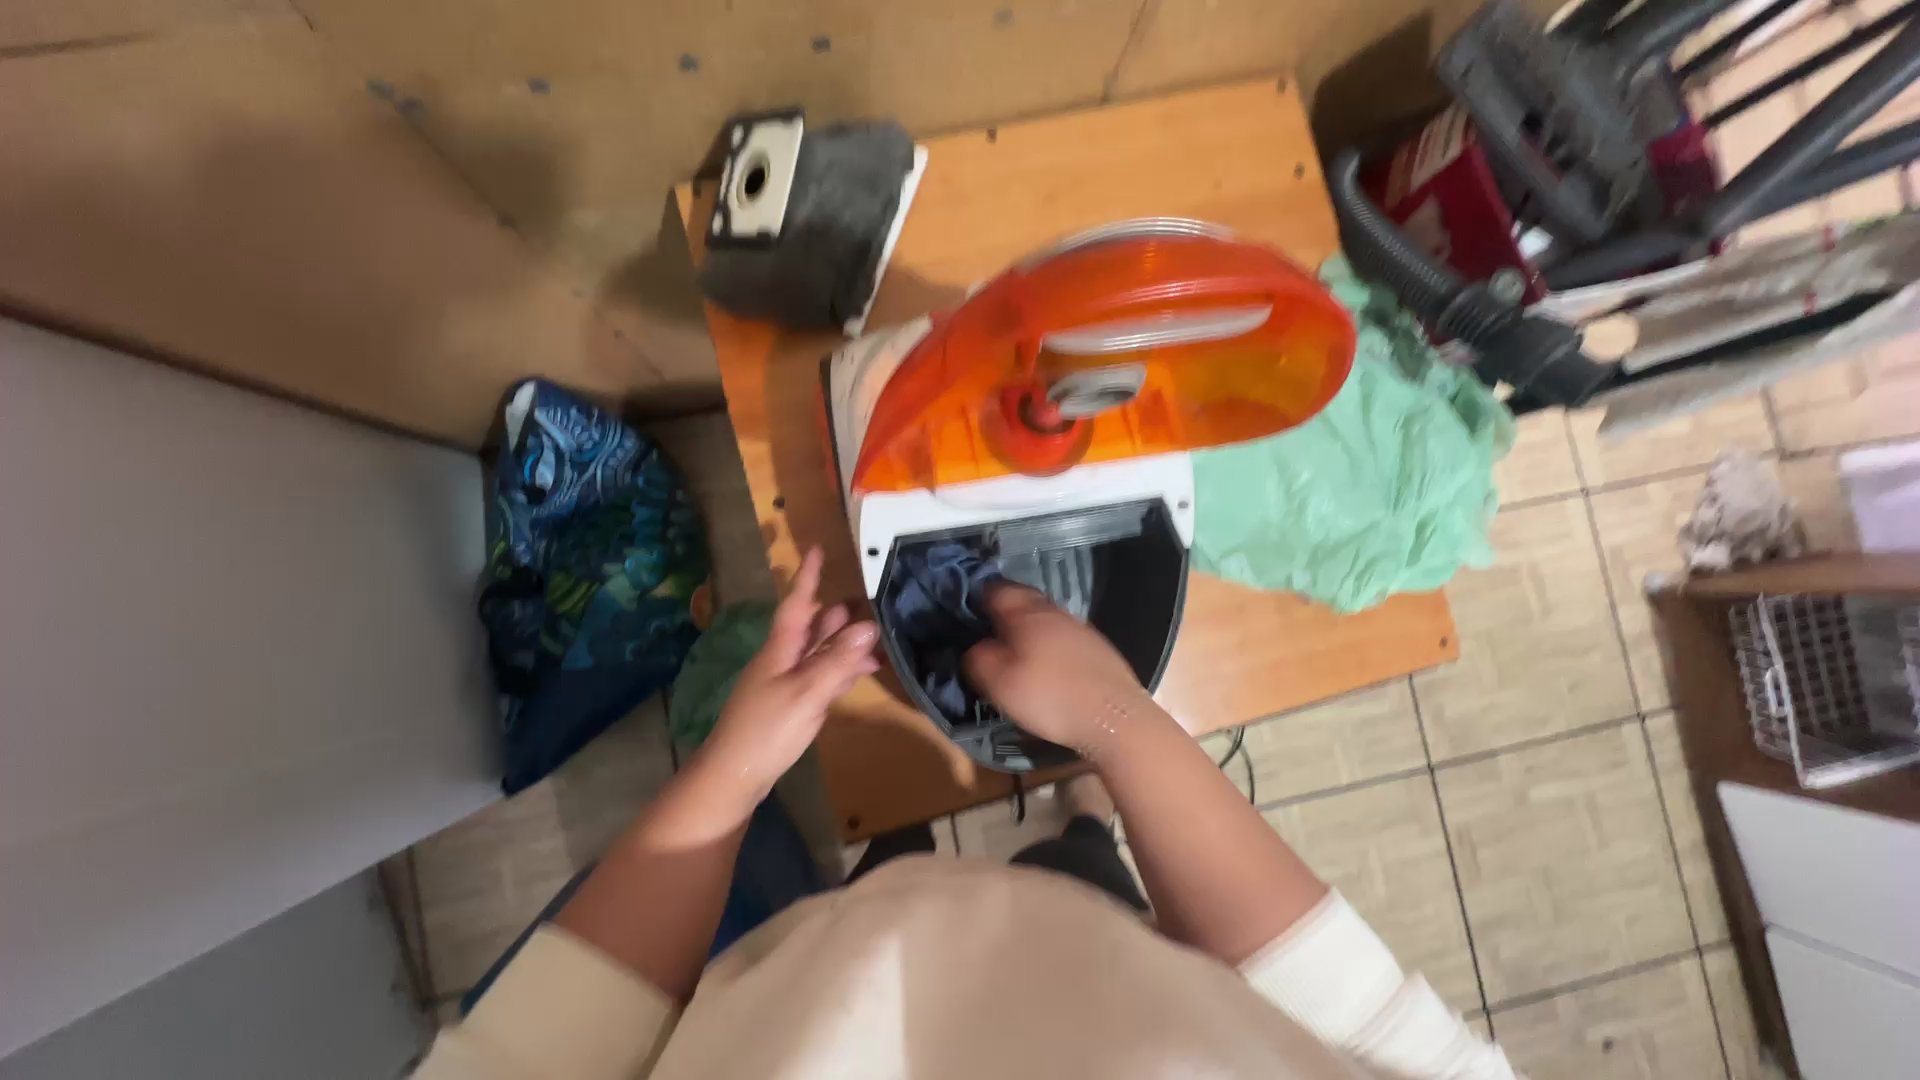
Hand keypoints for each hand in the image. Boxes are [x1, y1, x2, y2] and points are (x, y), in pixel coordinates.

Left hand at [693, 547, 879, 809]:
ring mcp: (785, 684)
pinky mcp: (791, 705)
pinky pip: (820, 676)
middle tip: (864, 598)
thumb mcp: (806, 693)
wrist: (735, 775)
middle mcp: (781, 660)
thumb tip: (868, 627)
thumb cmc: (766, 730)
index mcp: (779, 650)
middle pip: (810, 628)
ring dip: (842, 642)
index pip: (797, 604)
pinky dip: (841, 670)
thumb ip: (837, 662)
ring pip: (817, 653)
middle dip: (834, 613)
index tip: (818, 550)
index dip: (808, 578)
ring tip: (873, 634)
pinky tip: (861, 673)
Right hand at [963, 583, 1161, 758]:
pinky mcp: (1098, 648)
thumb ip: (978, 658)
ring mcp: (1080, 628)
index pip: (995, 589)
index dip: (976, 598)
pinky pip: (1064, 635)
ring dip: (1028, 628)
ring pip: (1045, 617)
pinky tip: (1049, 665)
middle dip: (1003, 611)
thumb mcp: (999, 683)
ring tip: (1016, 650)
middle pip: (1023, 600)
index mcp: (1026, 613)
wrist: (1114, 718)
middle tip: (988, 633)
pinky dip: (1050, 643)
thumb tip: (976, 646)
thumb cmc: (1050, 697)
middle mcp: (1054, 611)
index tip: (967, 615)